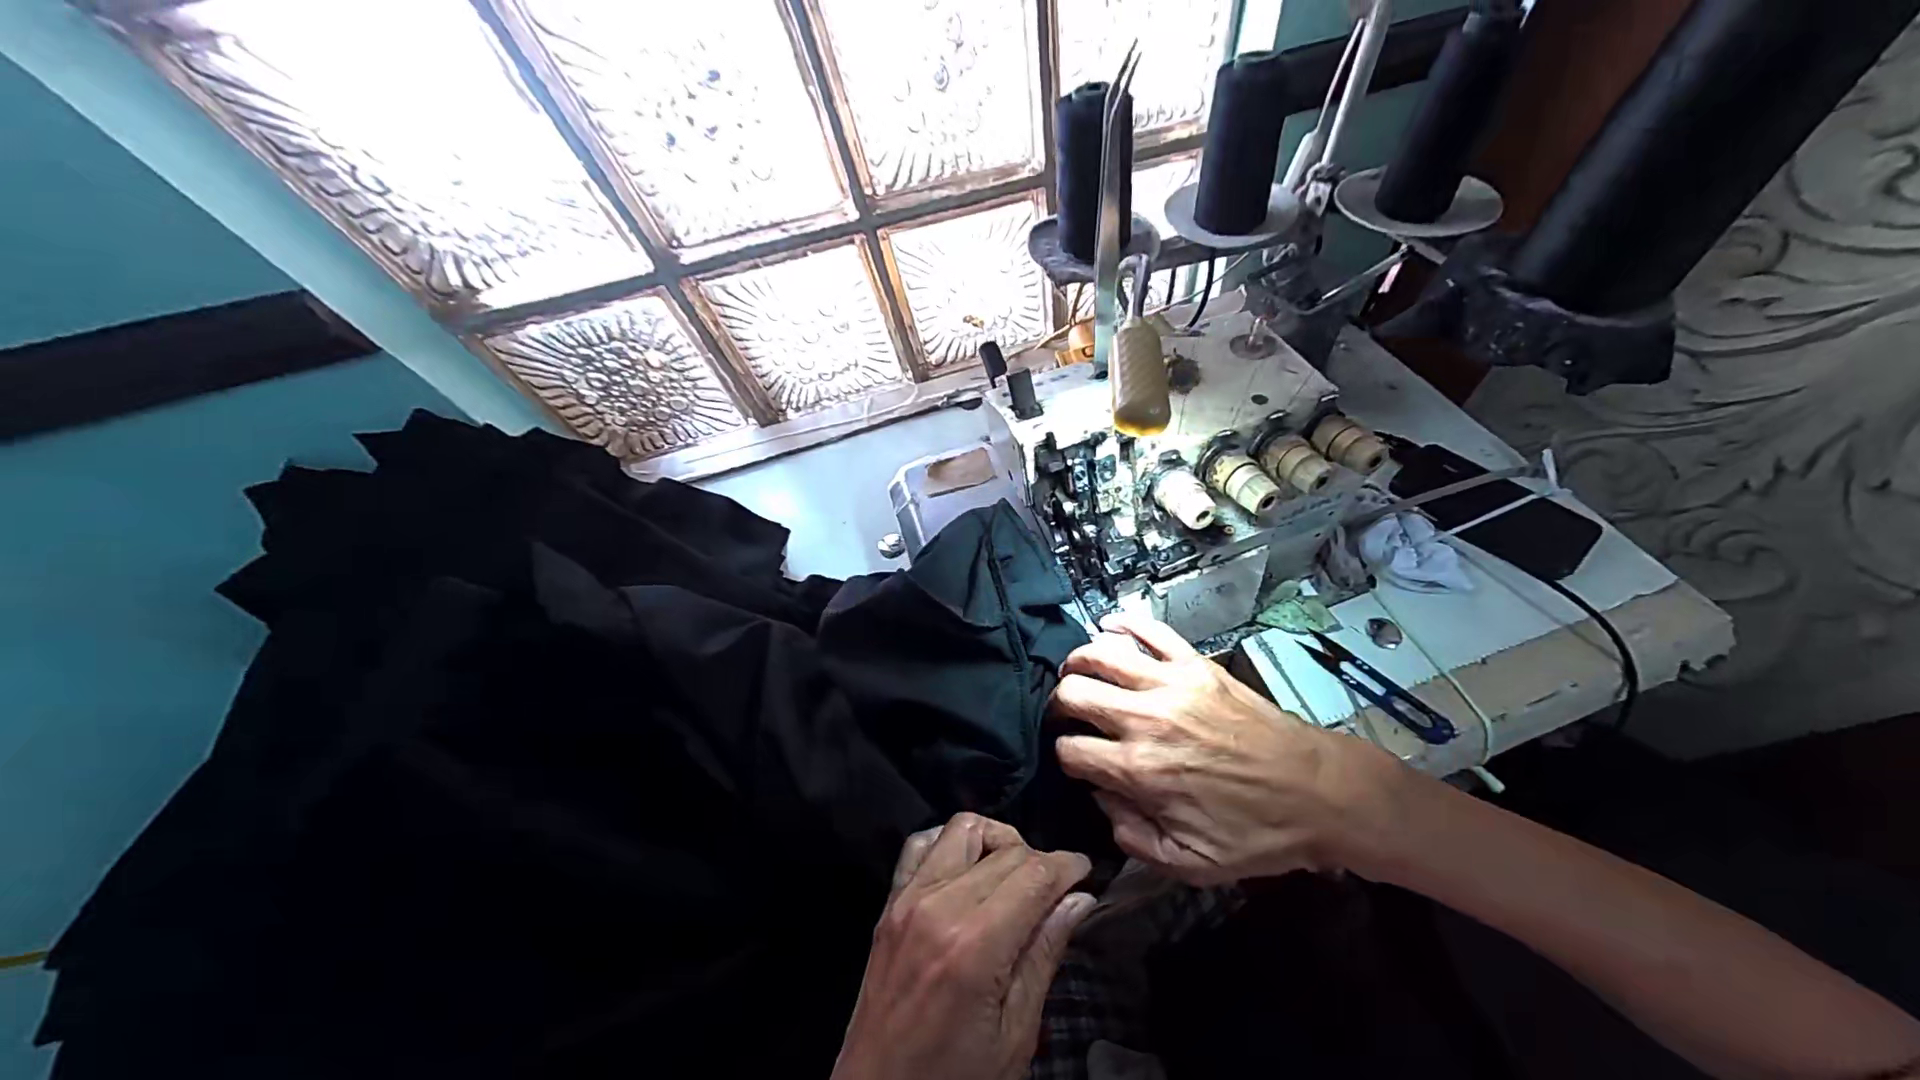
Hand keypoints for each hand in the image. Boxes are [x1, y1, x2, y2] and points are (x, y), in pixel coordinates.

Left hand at [832, 813, 1094, 1079]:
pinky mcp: (889, 901)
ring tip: (1014, 875)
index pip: (1034, 873)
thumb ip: (1044, 955)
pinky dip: (951, 842)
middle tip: (1056, 889)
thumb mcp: (1015, 1035)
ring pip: (964, 828)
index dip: (1068, 865)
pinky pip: (922, 843)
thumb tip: (1079, 899)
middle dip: (1040, 859)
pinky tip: (968, 869)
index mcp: (975, 943)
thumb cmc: (955, 1077)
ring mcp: (909, 897)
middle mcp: (940, 904)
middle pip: (1005, 849)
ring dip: (997, 841)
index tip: (1086, 872)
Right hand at [1050, 613, 1414, 884]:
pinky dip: (1124, 624)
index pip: (1069, 751)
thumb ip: (1131, 836)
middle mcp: (1145, 719)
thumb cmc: (1256, 831)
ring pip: (1101, 653)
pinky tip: (1110, 628)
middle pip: (1073, 693)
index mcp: (1139, 770)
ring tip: (1078, 673)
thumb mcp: (1191, 863)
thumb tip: (1100, 798)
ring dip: (1079, 661)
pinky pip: (1151, 630)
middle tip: (1067, 715)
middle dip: (1059, 705)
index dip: (1064, 758)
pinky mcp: (1197, 664)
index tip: (1077, 763)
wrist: (1320, 791)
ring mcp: (1171, 684)